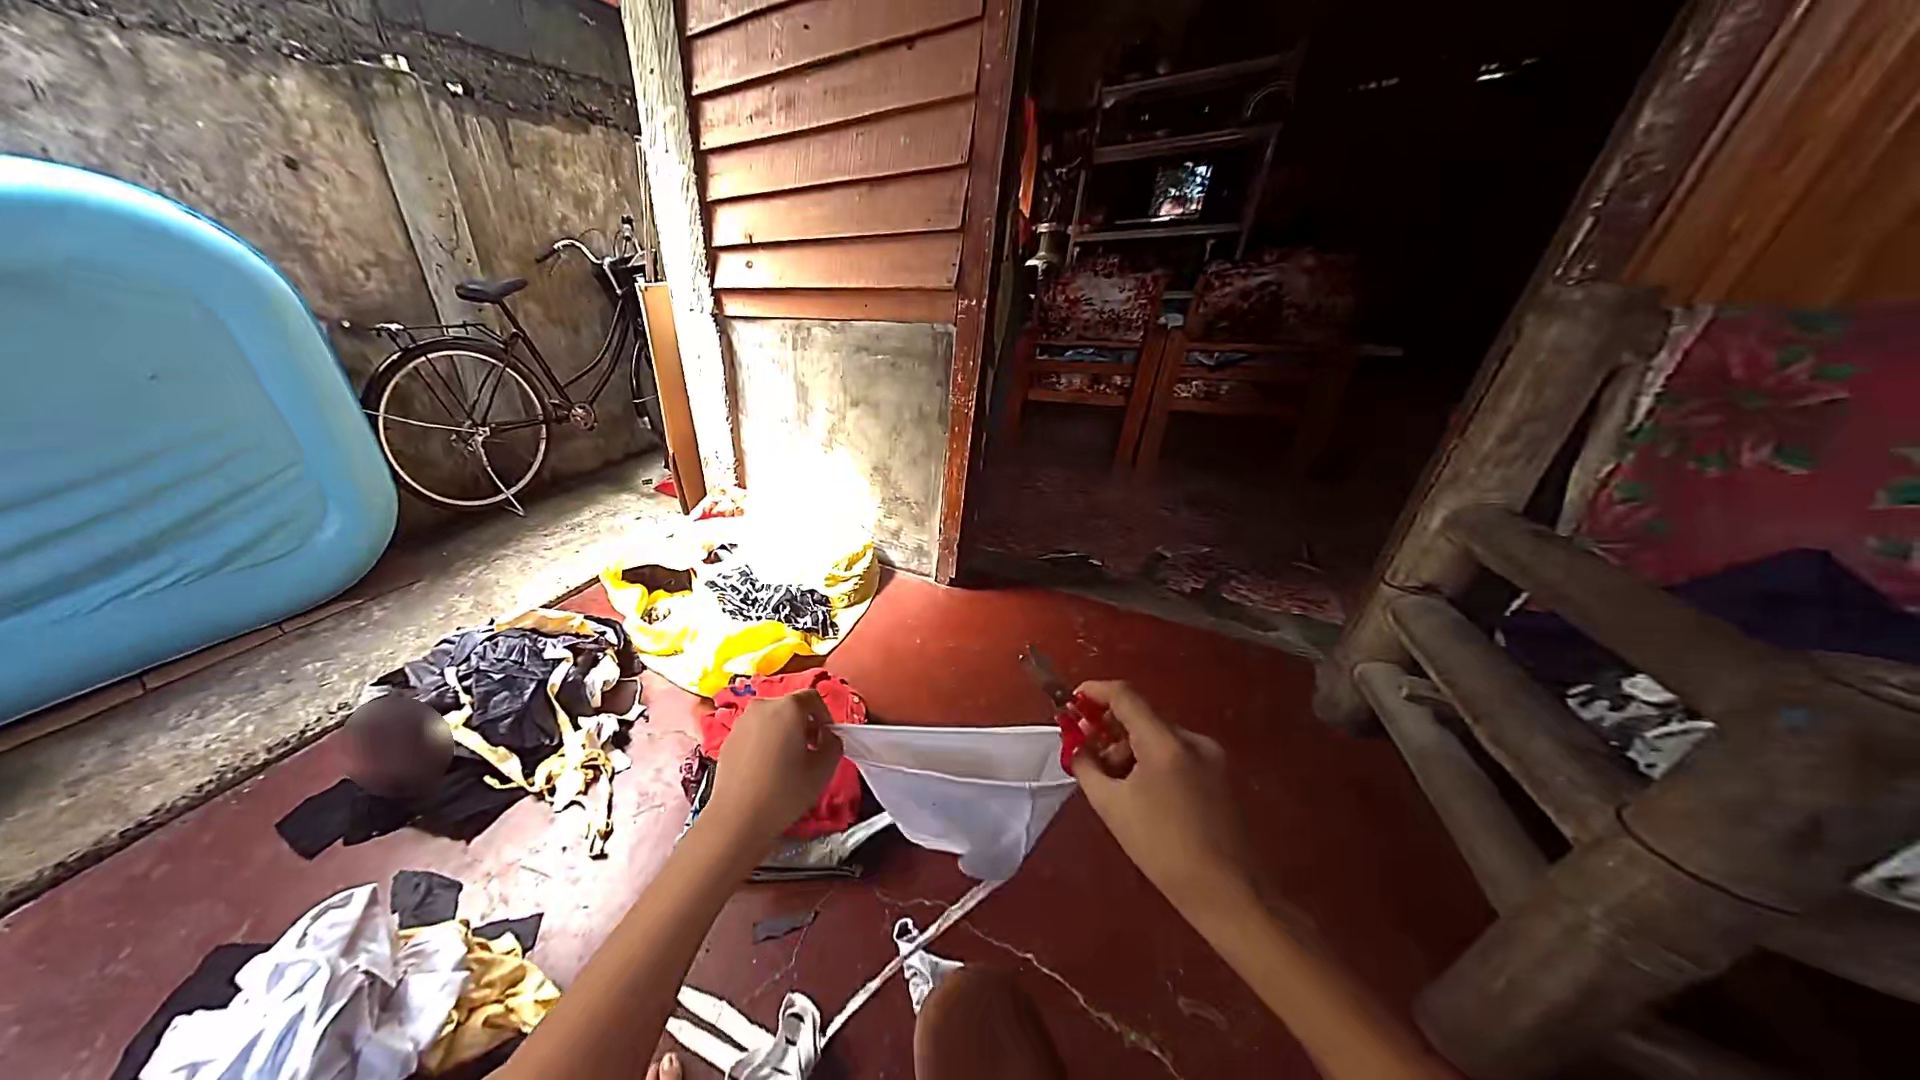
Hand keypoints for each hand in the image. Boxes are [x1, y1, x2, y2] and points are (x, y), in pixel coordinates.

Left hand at [705, 690, 843, 844]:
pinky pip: (754, 733)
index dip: (825, 716)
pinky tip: (766, 770)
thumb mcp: (824, 768)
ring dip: (784, 733)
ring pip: (771, 720)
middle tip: (810, 751)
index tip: (827, 739)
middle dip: (804, 724)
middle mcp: (762, 707)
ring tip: (788, 762)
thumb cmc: (785, 791)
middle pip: (790, 707)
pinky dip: (765, 743)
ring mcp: (741, 723)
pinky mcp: (727, 740)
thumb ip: (834, 743)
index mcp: (788, 707)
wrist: (737, 819)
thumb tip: (827, 736)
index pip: (813, 698)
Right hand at [1070, 681, 1254, 917]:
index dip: (1095, 692)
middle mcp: (1193, 740)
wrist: (1227, 893)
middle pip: (1142, 718)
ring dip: (1131, 749)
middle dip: (1110, 730)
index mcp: (1166, 743)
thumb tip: (1077, 747)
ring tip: (1115, 784)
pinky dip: (1153, 762)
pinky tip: (1143, 794)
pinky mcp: (1222, 776)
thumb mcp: (1112, 807)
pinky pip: (1178, 755)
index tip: (1072, 701)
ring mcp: (1213, 757)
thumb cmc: (1162, 849)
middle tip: (1087, 754)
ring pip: (1160, 737)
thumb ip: (1087, 767)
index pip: (1125, 696)